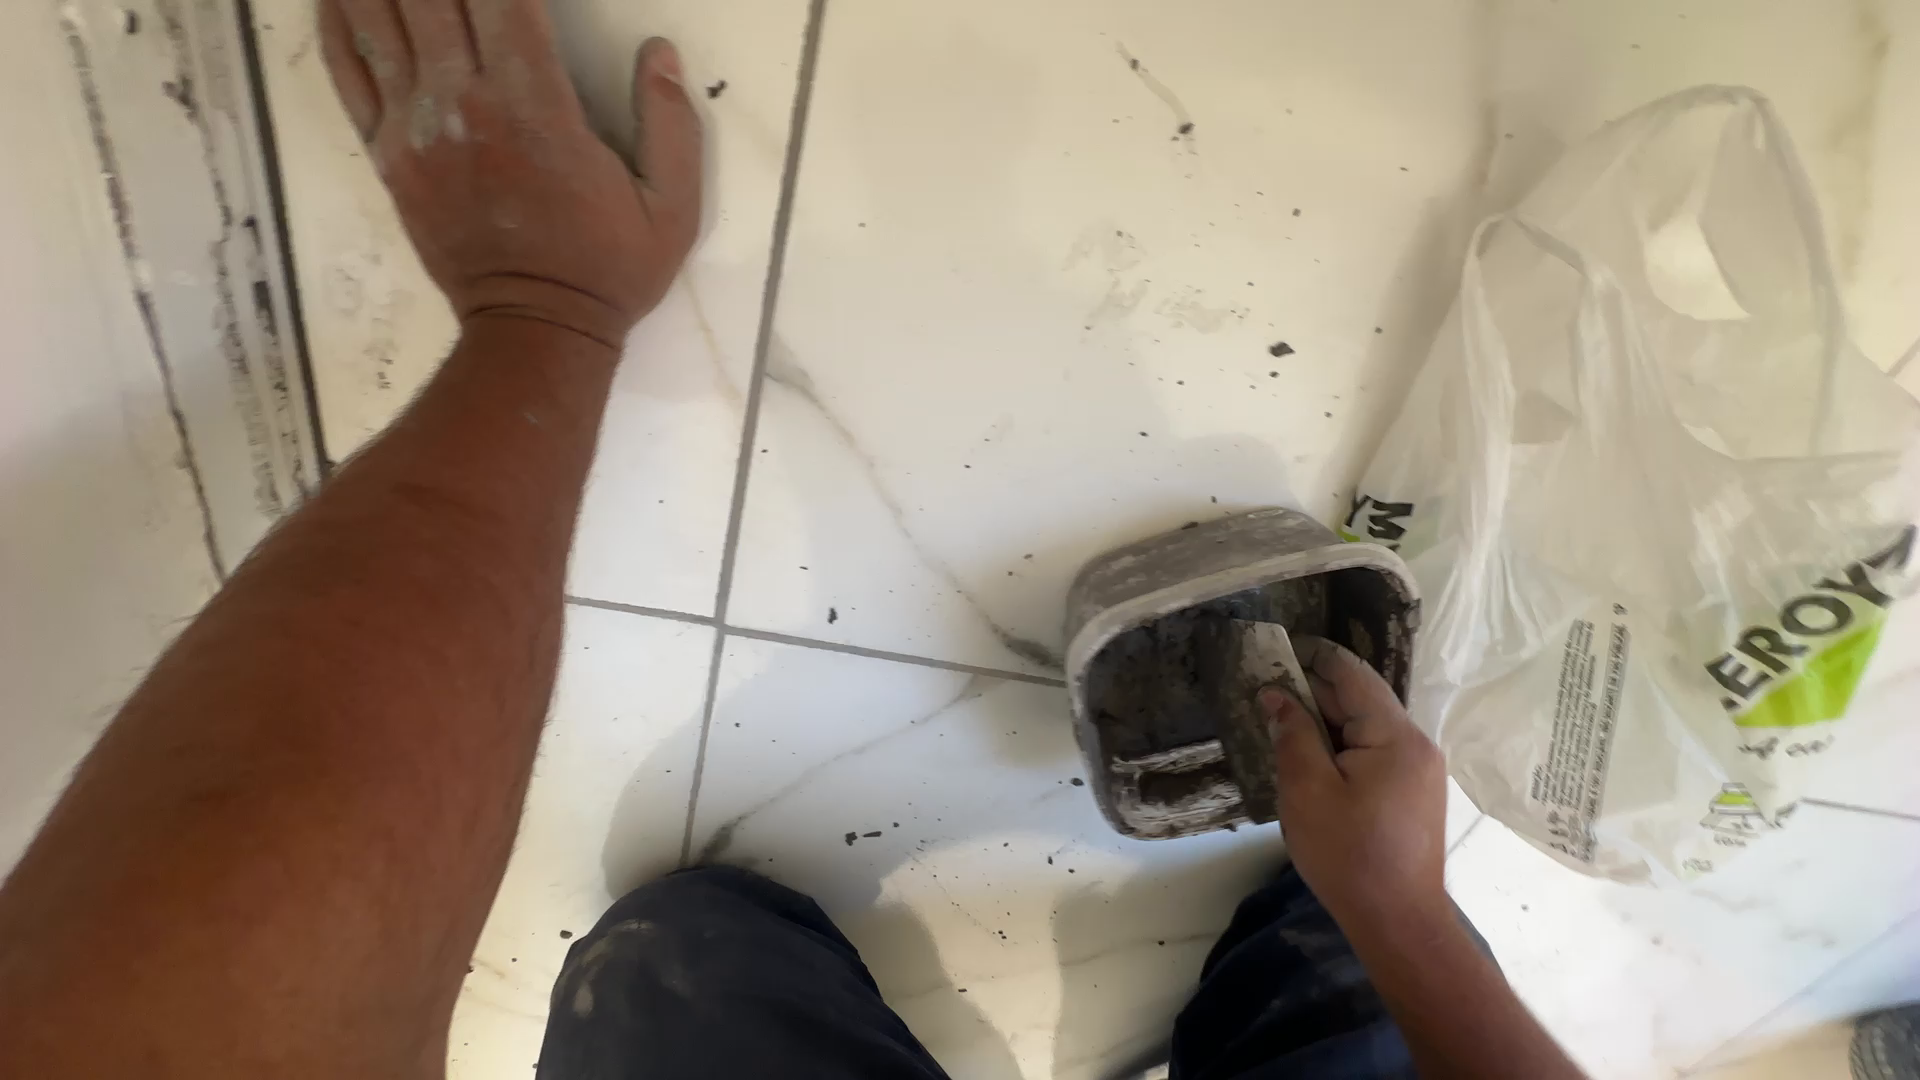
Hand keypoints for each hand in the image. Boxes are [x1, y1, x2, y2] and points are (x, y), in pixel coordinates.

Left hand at [319, 0, 702, 349]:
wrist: (540, 328)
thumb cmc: (612, 272)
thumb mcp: (674, 214)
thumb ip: (673, 130)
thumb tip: (661, 53)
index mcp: (537, 110)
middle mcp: (464, 101)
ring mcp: (413, 124)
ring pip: (374, 7)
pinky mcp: (386, 150)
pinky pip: (343, 59)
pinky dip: (338, 10)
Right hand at [1263, 637, 1449, 929]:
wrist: (1397, 924)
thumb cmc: (1347, 854)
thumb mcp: (1306, 789)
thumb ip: (1292, 733)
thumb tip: (1276, 694)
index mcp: (1396, 738)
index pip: (1351, 676)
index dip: (1312, 657)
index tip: (1273, 650)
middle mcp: (1416, 744)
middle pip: (1358, 699)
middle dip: (1310, 691)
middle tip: (1263, 691)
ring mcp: (1418, 769)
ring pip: (1362, 726)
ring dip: (1321, 720)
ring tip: (1277, 721)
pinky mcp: (1411, 791)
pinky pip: (1370, 750)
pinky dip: (1337, 744)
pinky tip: (1307, 756)